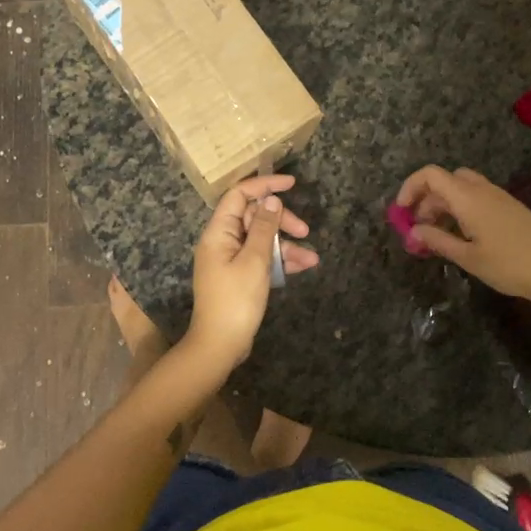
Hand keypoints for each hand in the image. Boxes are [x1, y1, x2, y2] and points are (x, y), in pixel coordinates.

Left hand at [187, 174, 317, 371]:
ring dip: (286, 245)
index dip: (264, 185)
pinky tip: (304, 266)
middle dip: (281, 220)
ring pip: (261, 239)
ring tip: (311, 257)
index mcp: (218, 232)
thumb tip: (272, 200)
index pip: (239, 195)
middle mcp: (222, 241)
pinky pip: (261, 259)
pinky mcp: (239, 276)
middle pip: (254, 217)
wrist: (219, 346)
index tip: (291, 184)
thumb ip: (264, 229)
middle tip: (305, 230)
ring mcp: (230, 260)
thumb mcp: (254, 261)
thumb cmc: (235, 300)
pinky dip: (280, 261)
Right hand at [394, 165, 530, 306]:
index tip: (401, 213)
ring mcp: (499, 197)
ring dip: (443, 206)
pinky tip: (463, 237)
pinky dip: (461, 210)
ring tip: (438, 236)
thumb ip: (438, 241)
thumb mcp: (469, 258)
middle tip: (419, 229)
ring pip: (461, 189)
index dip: (409, 188)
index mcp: (467, 197)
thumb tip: (414, 231)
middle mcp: (482, 190)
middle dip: (426, 200)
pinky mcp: (510, 208)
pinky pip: (476, 198)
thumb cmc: (511, 265)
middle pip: (445, 180)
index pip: (430, 175)